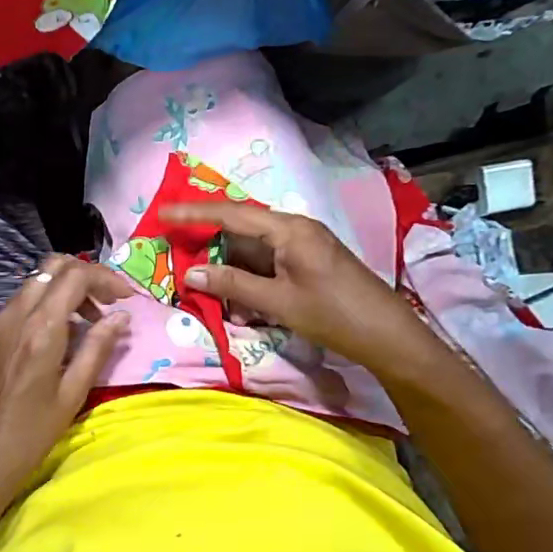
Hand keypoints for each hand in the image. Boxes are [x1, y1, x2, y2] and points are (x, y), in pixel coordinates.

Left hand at [0, 255, 134, 519]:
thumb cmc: (31, 433)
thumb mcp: (73, 393)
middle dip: (86, 276)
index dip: (106, 278)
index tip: (127, 299)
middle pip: (53, 267)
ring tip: (90, 324)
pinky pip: (22, 301)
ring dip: (66, 290)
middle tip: (109, 304)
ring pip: (36, 282)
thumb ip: (98, 348)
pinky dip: (47, 304)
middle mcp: (15, 313)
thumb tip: (121, 317)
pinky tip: (61, 335)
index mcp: (40, 327)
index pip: (76, 275)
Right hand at [162, 202, 439, 377]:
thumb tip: (190, 274)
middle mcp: (295, 229)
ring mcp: (303, 247)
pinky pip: (267, 265)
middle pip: (240, 229)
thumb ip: (233, 285)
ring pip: (252, 250)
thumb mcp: (278, 302)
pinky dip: (249, 281)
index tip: (162, 213)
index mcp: (289, 229)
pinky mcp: (307, 264)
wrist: (390, 338)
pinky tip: (240, 305)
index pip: (231, 214)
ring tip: (208, 288)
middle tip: (177, 252)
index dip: (193, 214)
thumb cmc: (335, 315)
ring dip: (230, 270)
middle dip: (208, 243)